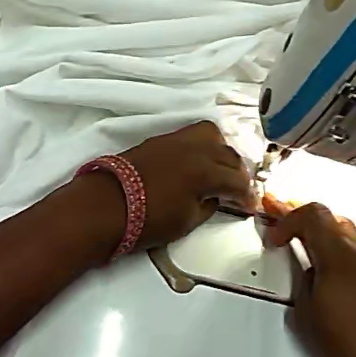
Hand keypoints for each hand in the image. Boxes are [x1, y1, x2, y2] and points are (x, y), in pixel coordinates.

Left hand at [115, 121, 256, 249]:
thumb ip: (208, 205)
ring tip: (221, 169)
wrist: (106, 206)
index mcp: (205, 171)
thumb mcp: (186, 221)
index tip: (250, 205)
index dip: (247, 195)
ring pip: (212, 136)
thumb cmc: (146, 220)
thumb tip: (216, 198)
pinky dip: (203, 146)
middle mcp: (195, 149)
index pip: (238, 181)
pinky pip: (192, 135)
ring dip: (223, 152)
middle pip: (229, 155)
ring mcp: (176, 140)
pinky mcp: (160, 140)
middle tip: (240, 190)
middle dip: (239, 173)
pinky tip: (200, 162)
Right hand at [264, 202, 355, 356]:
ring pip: (347, 232)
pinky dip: (339, 248)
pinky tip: (327, 261)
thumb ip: (304, 279)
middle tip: (281, 213)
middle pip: (331, 217)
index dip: (287, 217)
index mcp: (340, 257)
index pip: (312, 215)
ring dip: (322, 231)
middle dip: (303, 216)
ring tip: (301, 236)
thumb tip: (307, 272)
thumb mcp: (307, 311)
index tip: (274, 232)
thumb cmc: (352, 346)